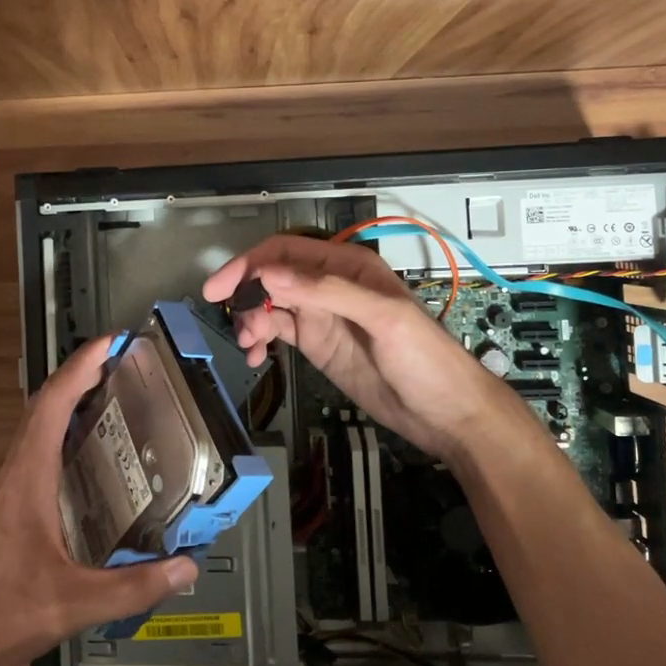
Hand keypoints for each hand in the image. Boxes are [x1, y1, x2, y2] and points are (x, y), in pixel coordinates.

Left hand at [0, 335, 199, 665]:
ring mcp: (7, 492)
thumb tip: (186, 567)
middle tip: (116, 362)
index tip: (109, 343)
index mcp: (29, 481)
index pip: (53, 406)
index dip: (80, 368)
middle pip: (42, 407)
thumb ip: (134, 588)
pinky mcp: (7, 510)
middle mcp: (15, 476)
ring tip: (104, 395)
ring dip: (65, 402)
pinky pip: (34, 453)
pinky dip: (57, 433)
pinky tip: (80, 454)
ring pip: (35, 429)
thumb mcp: (76, 603)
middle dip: (77, 375)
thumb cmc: (3, 614)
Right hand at [203, 235, 499, 453]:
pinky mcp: (318, 344)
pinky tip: (256, 356)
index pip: (286, 252)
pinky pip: (277, 332)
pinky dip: (260, 339)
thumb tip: (270, 276)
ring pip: (270, 305)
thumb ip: (327, 292)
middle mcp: (329, 285)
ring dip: (251, 320)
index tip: (220, 288)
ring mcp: (322, 316)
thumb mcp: (383, 318)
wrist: (445, 413)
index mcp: (347, 266)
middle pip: (272, 277)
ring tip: (249, 345)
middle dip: (245, 294)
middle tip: (229, 320)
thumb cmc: (425, 359)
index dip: (250, 264)